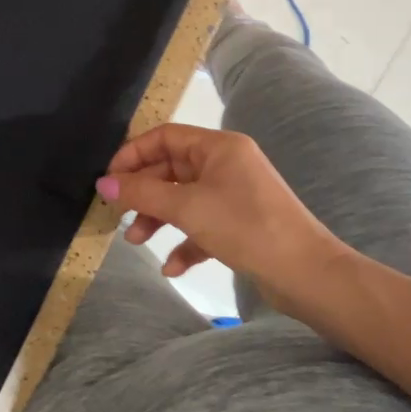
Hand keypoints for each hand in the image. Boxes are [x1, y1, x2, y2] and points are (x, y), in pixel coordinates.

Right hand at [96, 124, 345, 302]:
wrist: (308, 274)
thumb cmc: (246, 227)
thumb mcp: (187, 207)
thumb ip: (141, 193)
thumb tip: (102, 183)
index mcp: (219, 147)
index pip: (164, 137)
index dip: (131, 155)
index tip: (108, 180)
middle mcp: (227, 165)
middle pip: (170, 169)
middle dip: (142, 193)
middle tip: (118, 214)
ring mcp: (234, 195)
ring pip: (182, 199)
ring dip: (157, 218)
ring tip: (137, 242)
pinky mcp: (240, 225)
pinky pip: (201, 226)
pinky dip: (183, 243)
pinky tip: (171, 268)